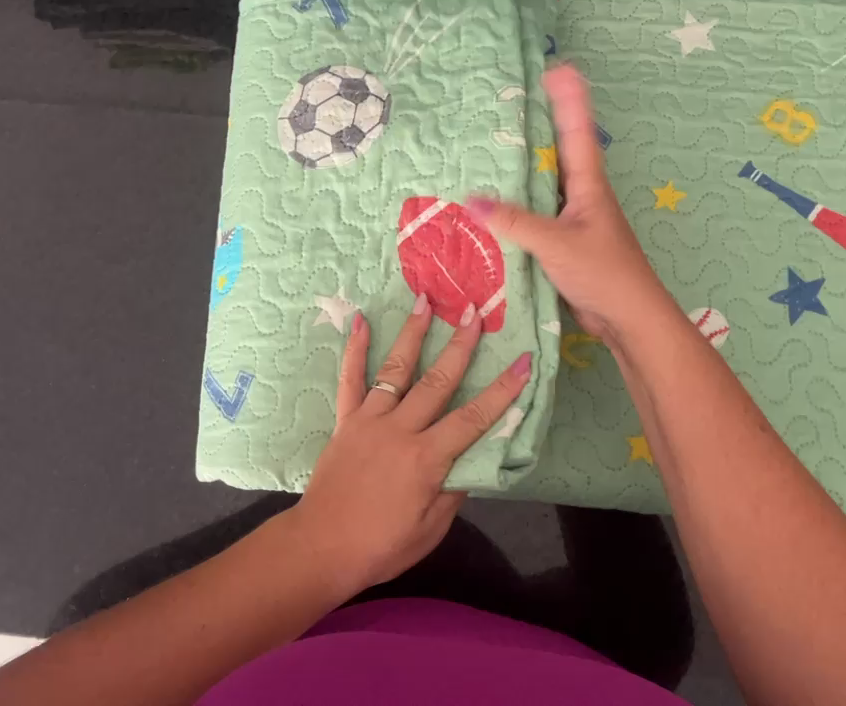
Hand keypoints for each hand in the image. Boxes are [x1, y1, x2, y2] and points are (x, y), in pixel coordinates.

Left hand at [279, 301, 532, 596]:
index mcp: (426, 458)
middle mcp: (400, 429)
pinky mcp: (345, 420)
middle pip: (438, 381)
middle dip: (460, 345)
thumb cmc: (382, 546)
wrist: (322, 546)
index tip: (523, 361)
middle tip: (475, 312)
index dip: (503, 390)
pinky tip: (362, 321)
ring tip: (425, 300)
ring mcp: (369, 420)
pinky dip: (355, 349)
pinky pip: (350, 380)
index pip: (474, 418)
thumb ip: (453, 490)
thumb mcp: (431, 528)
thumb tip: (471, 459)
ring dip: (413, 334)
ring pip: (396, 369)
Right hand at [466, 65, 674, 344]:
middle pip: (557, 152)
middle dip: (539, 126)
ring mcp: (572, 218)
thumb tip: (469, 200)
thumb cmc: (604, 272)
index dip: (569, 100)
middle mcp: (581, 194)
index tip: (559, 69)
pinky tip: (490, 207)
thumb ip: (514, 221)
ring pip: (543, 185)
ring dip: (522, 168)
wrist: (629, 319)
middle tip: (510, 102)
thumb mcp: (556, 243)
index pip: (578, 131)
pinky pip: (534, 214)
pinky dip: (514, 206)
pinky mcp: (563, 241)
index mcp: (588, 184)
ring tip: (489, 148)